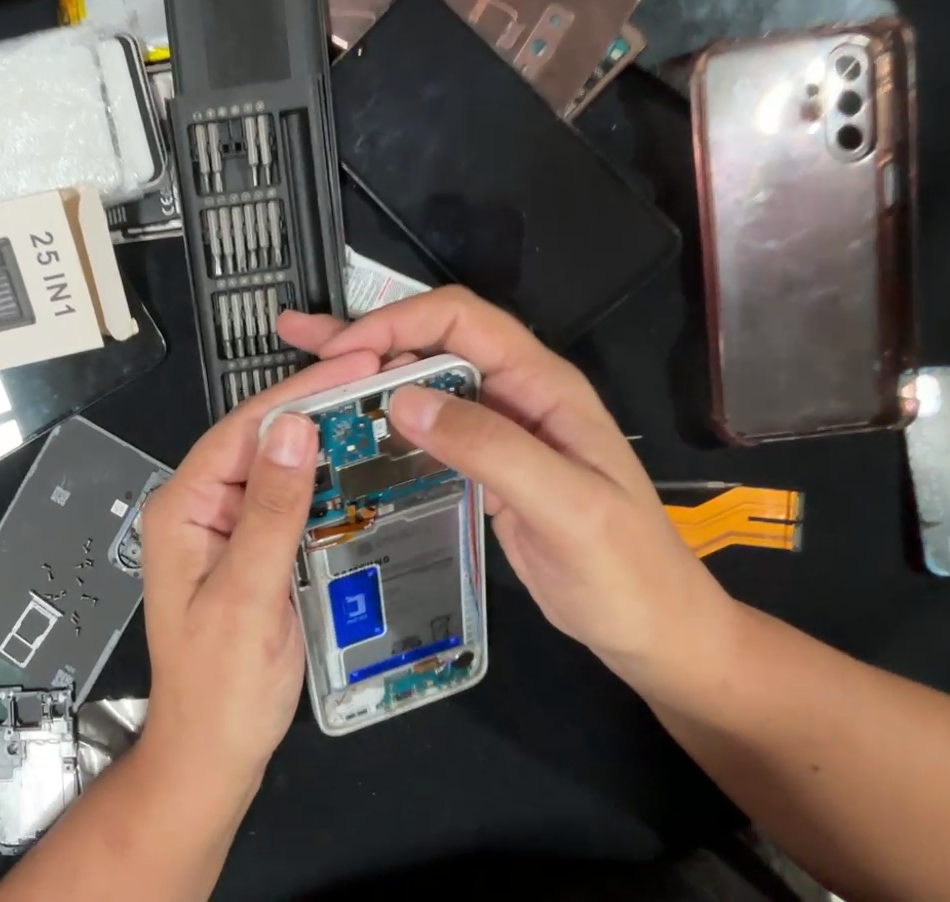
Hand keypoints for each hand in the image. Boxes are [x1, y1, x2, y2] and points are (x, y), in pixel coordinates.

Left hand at [136, 351, 381, 787]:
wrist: (213, 754)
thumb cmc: (222, 686)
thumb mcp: (247, 595)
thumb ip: (270, 511)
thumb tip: (293, 427)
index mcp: (182, 508)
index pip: (241, 431)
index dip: (297, 394)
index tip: (355, 364)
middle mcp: (198, 508)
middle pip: (257, 441)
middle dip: (313, 407)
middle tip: (378, 378)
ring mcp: (223, 529)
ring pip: (275, 468)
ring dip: (321, 440)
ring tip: (376, 409)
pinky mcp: (249, 550)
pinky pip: (286, 501)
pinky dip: (321, 481)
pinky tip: (356, 467)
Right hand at [278, 288, 736, 692]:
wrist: (651, 628)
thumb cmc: (623, 569)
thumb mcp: (564, 506)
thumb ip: (489, 447)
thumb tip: (401, 398)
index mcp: (543, 385)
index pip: (461, 320)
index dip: (396, 323)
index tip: (339, 351)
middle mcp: (516, 393)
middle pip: (433, 339)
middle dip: (364, 332)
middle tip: (297, 335)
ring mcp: (498, 428)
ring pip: (422, 379)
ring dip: (365, 369)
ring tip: (304, 370)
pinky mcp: (482, 462)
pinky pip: (424, 423)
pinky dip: (380, 414)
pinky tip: (348, 425)